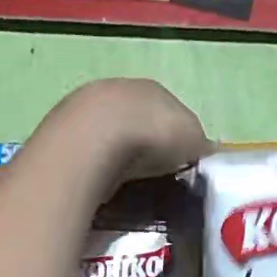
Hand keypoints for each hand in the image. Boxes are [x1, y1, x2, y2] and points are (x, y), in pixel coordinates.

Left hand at [42, 79, 212, 184]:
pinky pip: (92, 153)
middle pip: (140, 125)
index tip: (182, 169)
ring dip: (121, 158)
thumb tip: (209, 153)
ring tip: (129, 186)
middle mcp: (123, 92)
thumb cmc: (153, 135)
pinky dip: (100, 167)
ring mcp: (91, 109)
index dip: (179, 142)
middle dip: (147, 150)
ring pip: (114, 137)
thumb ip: (202, 146)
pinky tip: (104, 184)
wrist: (96, 139)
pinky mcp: (67, 133)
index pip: (173, 115)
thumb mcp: (193, 141)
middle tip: (156, 181)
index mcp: (157, 90)